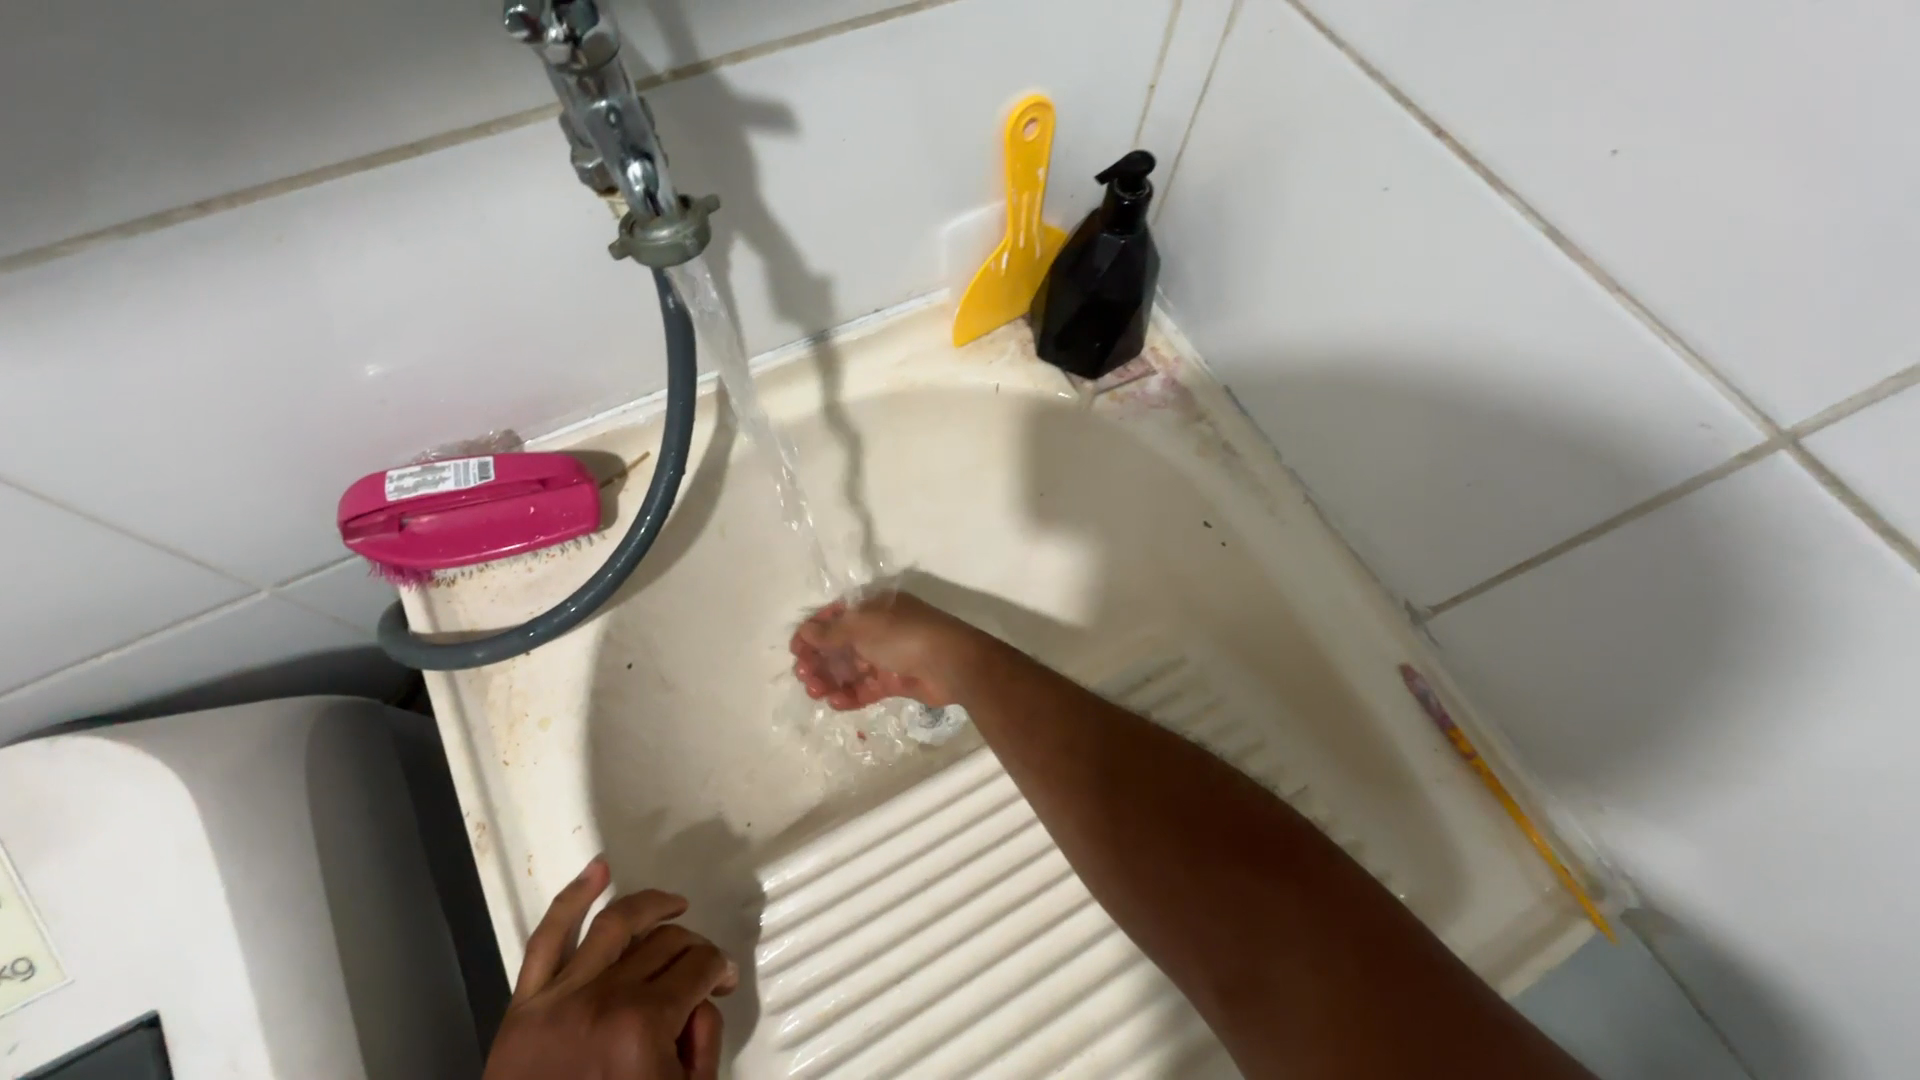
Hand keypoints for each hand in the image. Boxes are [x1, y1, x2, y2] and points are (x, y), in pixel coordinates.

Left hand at [483, 858, 737, 1079]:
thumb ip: (704, 1040)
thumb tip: (703, 997)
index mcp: (644, 1026)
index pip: (700, 966)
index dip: (722, 969)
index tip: (725, 981)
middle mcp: (604, 1000)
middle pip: (667, 943)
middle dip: (696, 948)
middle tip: (703, 968)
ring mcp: (560, 997)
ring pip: (617, 923)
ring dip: (653, 904)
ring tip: (674, 904)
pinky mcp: (524, 1006)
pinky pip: (547, 939)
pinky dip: (573, 898)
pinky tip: (598, 870)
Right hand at [789, 591, 991, 709]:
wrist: (951, 663)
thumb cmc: (904, 635)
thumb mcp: (862, 626)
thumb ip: (831, 631)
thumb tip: (806, 631)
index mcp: (873, 608)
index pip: (835, 616)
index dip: (813, 632)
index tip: (796, 650)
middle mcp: (879, 629)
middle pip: (840, 645)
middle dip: (819, 660)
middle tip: (804, 676)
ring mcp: (888, 656)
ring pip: (851, 668)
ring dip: (830, 679)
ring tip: (816, 692)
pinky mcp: (895, 681)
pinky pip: (866, 687)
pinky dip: (850, 694)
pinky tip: (835, 702)